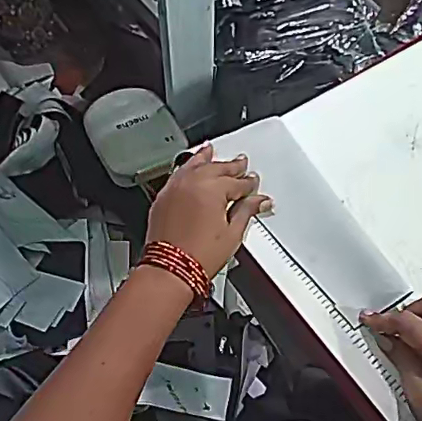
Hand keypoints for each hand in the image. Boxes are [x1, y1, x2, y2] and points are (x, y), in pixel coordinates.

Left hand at [146, 146, 270, 275]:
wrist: (170, 269)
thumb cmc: (197, 256)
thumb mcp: (232, 233)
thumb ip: (246, 211)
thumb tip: (258, 201)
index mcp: (212, 189)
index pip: (237, 182)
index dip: (249, 184)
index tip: (254, 184)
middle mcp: (191, 183)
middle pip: (217, 169)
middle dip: (232, 167)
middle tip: (242, 164)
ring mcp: (174, 189)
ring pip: (194, 166)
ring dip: (206, 159)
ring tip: (212, 151)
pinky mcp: (163, 198)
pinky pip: (177, 175)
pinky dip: (186, 168)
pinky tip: (190, 167)